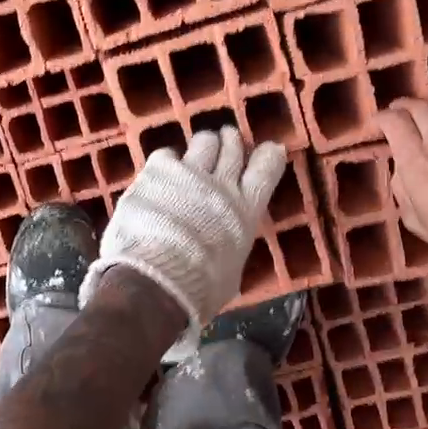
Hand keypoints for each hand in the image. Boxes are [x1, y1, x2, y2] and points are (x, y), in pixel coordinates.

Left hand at [80, 126, 286, 357]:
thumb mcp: (230, 271)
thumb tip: (225, 245)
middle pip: (232, 148)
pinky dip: (168, 161)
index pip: (266, 171)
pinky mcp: (159, 170)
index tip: (270, 148)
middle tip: (226, 141)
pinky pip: (167, 154)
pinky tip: (163, 170)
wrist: (157, 278)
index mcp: (246, 211)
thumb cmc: (199, 287)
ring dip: (204, 144)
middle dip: (231, 142)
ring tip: (199, 149)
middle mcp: (222, 185)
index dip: (268, 156)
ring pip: (204, 142)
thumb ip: (230, 245)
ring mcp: (190, 173)